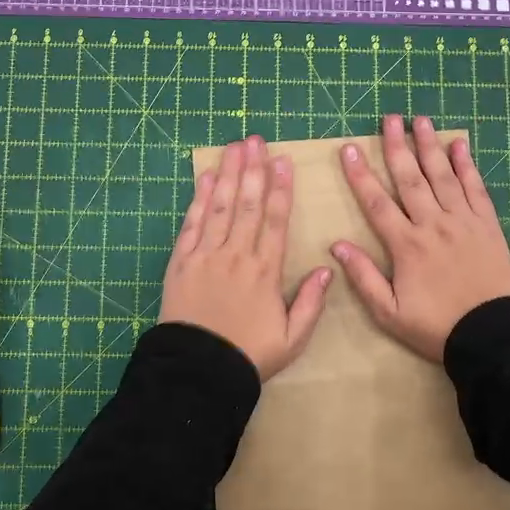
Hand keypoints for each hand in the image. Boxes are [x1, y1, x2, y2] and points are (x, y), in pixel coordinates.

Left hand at [161, 135, 331, 379]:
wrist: (198, 370)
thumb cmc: (249, 354)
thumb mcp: (292, 338)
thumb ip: (311, 303)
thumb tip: (328, 268)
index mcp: (265, 270)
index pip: (275, 220)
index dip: (280, 188)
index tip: (282, 160)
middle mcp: (236, 255)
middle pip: (246, 203)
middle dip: (252, 168)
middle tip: (256, 139)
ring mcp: (206, 255)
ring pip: (219, 206)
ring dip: (227, 173)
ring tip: (233, 146)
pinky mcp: (181, 262)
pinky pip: (191, 223)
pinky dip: (198, 199)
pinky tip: (204, 177)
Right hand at [332, 115, 509, 361]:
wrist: (490, 335)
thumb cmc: (434, 326)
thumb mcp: (389, 312)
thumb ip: (363, 276)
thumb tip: (337, 245)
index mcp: (406, 245)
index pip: (377, 202)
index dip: (360, 175)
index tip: (348, 149)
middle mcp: (433, 225)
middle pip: (411, 178)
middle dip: (397, 146)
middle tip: (389, 118)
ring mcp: (462, 222)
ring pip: (443, 176)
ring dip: (429, 146)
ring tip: (420, 120)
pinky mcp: (487, 225)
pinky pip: (476, 188)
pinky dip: (467, 165)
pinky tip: (459, 145)